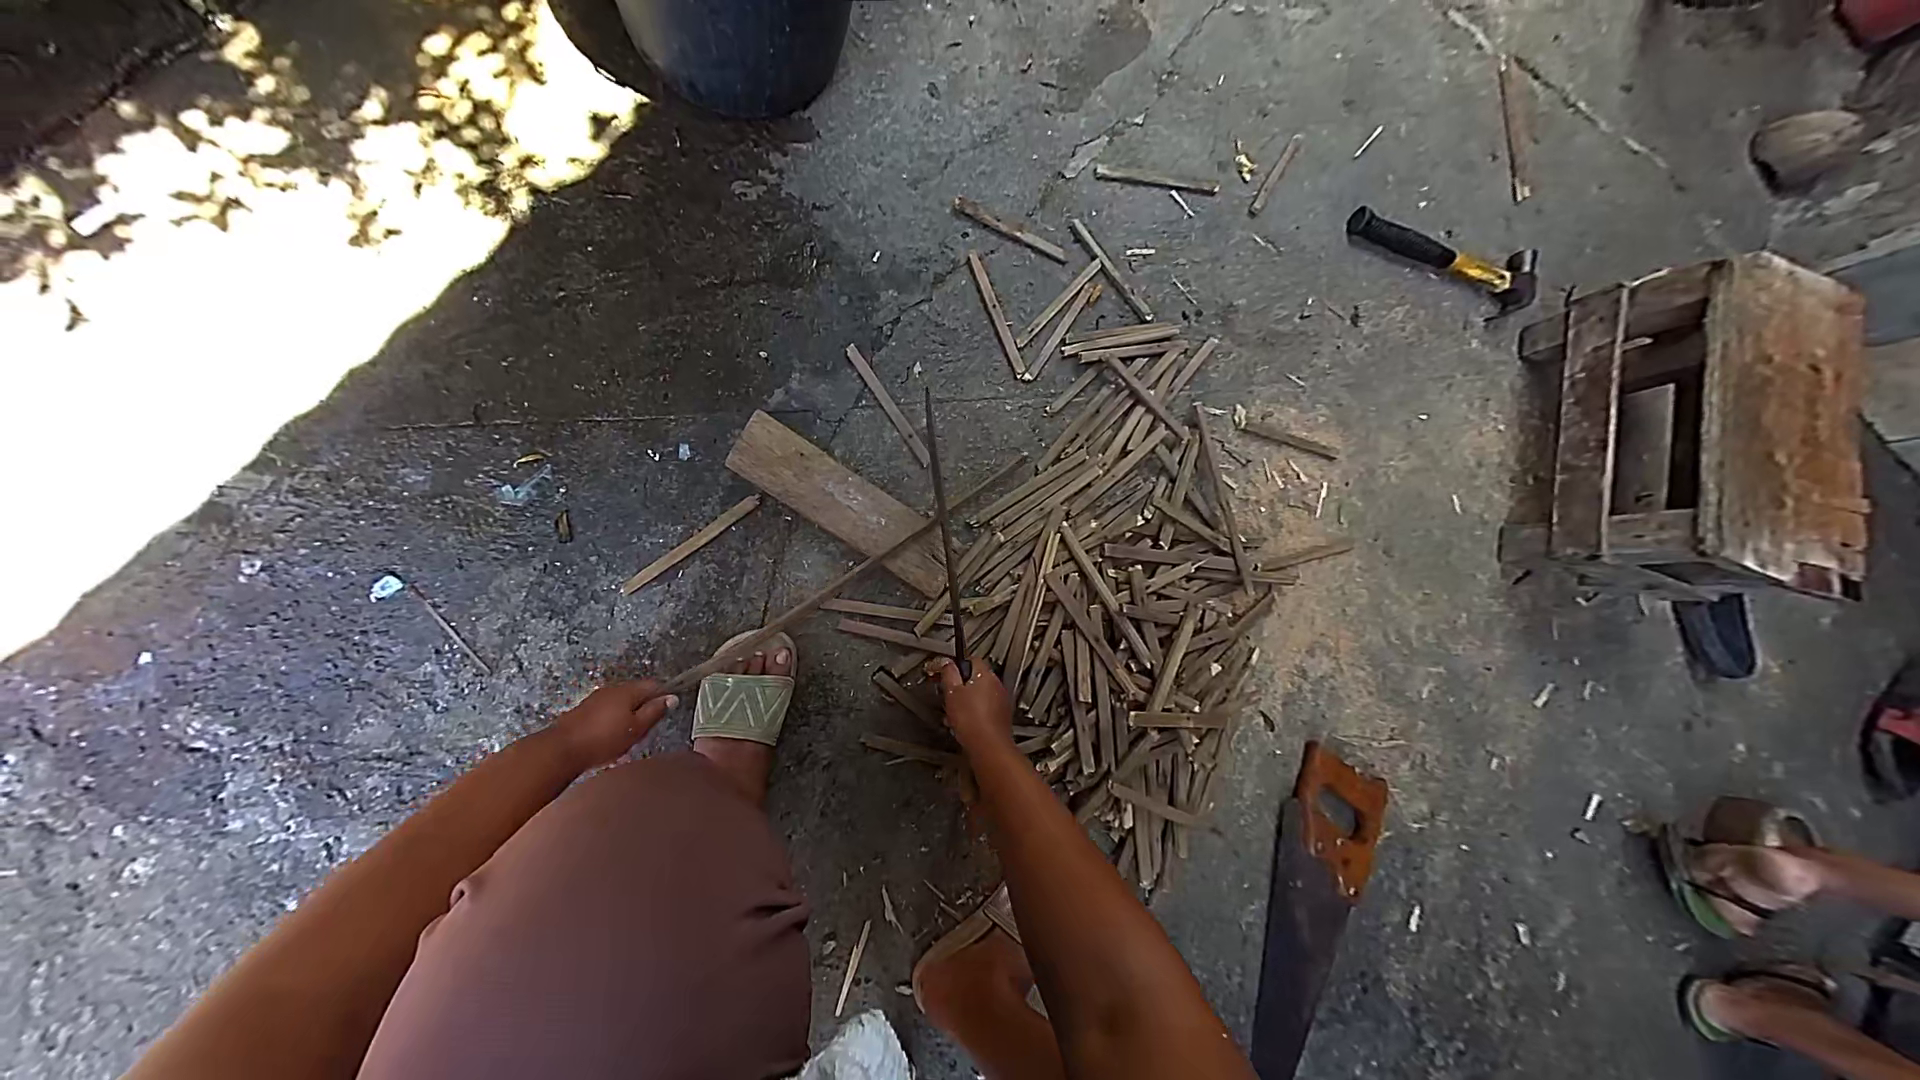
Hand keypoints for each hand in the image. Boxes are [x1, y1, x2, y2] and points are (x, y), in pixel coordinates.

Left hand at [554, 680, 676, 768]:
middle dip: (644, 709)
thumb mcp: (637, 728)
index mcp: (628, 690)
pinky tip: (608, 739)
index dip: (663, 697)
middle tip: (643, 731)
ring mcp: (595, 699)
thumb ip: (656, 711)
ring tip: (625, 738)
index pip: (655, 685)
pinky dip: (612, 722)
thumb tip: (671, 698)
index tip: (663, 713)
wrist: (560, 751)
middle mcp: (611, 689)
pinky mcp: (583, 711)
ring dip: (627, 717)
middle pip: (637, 694)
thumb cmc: (602, 740)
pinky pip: (606, 712)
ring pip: (621, 704)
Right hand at [932, 657, 1011, 747]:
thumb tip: (946, 664)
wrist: (988, 748)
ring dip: (965, 701)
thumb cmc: (972, 721)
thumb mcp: (952, 693)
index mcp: (986, 675)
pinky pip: (983, 710)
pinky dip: (973, 714)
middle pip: (975, 678)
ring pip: (979, 695)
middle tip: (947, 693)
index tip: (944, 672)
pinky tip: (962, 724)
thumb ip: (949, 674)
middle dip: (959, 685)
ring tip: (953, 713)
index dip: (956, 666)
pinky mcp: (1000, 718)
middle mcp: (996, 686)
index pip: (971, 660)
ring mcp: (1000, 702)